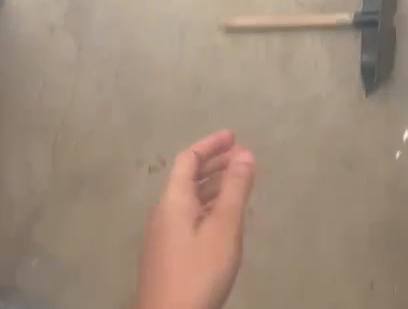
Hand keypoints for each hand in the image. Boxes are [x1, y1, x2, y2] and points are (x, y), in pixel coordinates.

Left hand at [136, 130, 255, 308]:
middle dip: (214, 163)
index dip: (211, 144)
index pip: (188, 159)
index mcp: (173, 201)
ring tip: (240, 184)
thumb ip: (235, 187)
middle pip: (187, 178)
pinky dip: (208, 206)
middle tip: (242, 157)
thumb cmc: (198, 271)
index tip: (235, 136)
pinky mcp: (167, 257)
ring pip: (189, 200)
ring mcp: (162, 238)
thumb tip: (244, 152)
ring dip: (213, 186)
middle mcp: (163, 214)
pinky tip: (225, 220)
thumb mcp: (224, 226)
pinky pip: (189, 217)